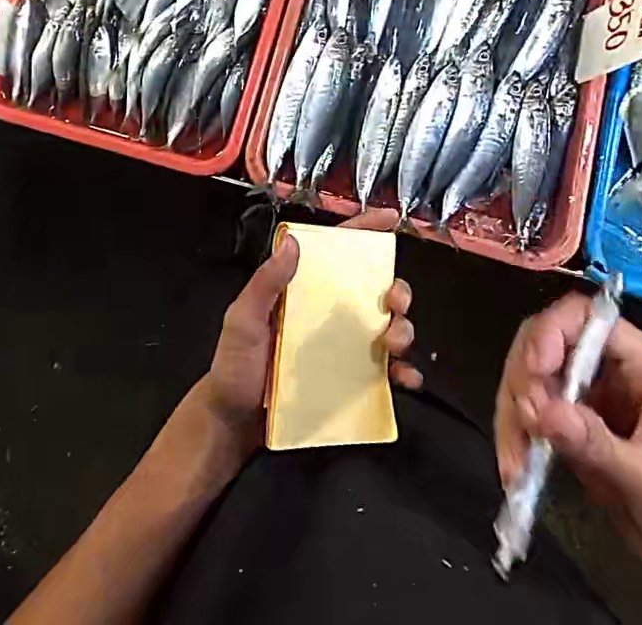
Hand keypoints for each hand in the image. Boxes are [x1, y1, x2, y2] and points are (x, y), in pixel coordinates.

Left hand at [200, 209, 421, 439]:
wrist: (235, 421)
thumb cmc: (235, 364)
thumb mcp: (243, 318)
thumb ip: (265, 282)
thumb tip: (293, 241)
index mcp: (301, 290)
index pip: (334, 253)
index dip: (362, 232)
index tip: (389, 219)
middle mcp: (325, 314)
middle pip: (372, 290)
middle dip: (396, 289)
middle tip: (396, 301)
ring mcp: (340, 347)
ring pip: (387, 327)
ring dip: (403, 329)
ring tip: (395, 342)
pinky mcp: (350, 380)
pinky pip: (387, 371)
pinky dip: (405, 372)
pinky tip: (406, 378)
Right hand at [494, 295, 641, 624]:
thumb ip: (600, 446)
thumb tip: (544, 413)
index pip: (588, 320)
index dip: (553, 334)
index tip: (536, 372)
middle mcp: (615, 373)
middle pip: (544, 343)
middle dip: (526, 379)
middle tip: (525, 420)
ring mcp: (590, 398)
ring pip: (529, 379)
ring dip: (513, 413)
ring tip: (517, 459)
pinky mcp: (571, 425)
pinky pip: (528, 413)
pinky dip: (515, 436)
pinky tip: (516, 467)